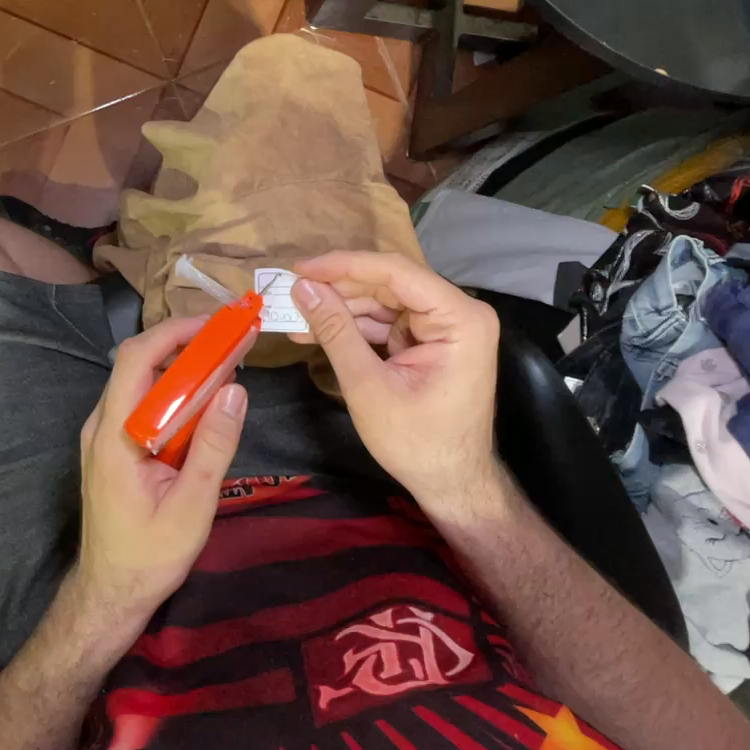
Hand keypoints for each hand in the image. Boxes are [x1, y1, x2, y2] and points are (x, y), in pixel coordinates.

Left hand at [69, 315, 247, 630]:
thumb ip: (212, 448)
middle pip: (137, 362)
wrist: (110, 592)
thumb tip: (236, 390)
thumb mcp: (191, 507)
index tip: (217, 325)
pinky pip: (142, 403)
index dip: (175, 332)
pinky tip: (204, 400)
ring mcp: (104, 434)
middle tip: (230, 338)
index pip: (137, 360)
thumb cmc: (149, 556)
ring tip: (225, 362)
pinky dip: (173, 391)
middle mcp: (102, 424)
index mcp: (114, 434)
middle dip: (184, 342)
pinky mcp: (113, 445)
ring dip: (180, 366)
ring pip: (141, 381)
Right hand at [290, 252, 510, 518]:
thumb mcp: (367, 385)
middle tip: (290, 292)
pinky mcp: (428, 340)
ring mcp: (443, 326)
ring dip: (339, 309)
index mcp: (459, 319)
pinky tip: (315, 330)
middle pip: (389, 284)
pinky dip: (352, 327)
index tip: (300, 267)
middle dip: (338, 289)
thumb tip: (302, 288)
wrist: (450, 483)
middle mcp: (457, 312)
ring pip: (382, 301)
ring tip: (293, 316)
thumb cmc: (416, 441)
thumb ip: (335, 331)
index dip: (344, 265)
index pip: (396, 272)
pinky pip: (385, 321)